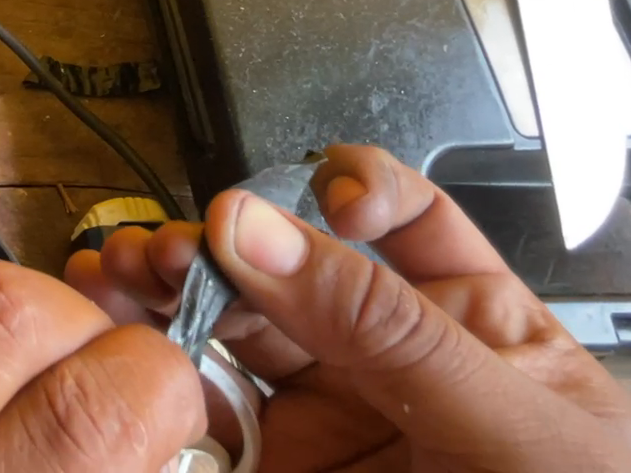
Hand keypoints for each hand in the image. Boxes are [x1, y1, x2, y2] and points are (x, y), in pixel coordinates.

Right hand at [65, 145, 630, 471]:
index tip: (320, 203)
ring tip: (118, 274)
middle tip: (165, 252)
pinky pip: (201, 394)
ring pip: (226, 318)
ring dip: (164, 285)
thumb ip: (382, 326)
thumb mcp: (515, 433)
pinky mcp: (270, 459)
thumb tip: (249, 224)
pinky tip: (115, 328)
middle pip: (280, 262)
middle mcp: (375, 351)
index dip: (354, 185)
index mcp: (461, 321)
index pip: (401, 219)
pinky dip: (149, 356)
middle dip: (216, 241)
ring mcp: (319, 405)